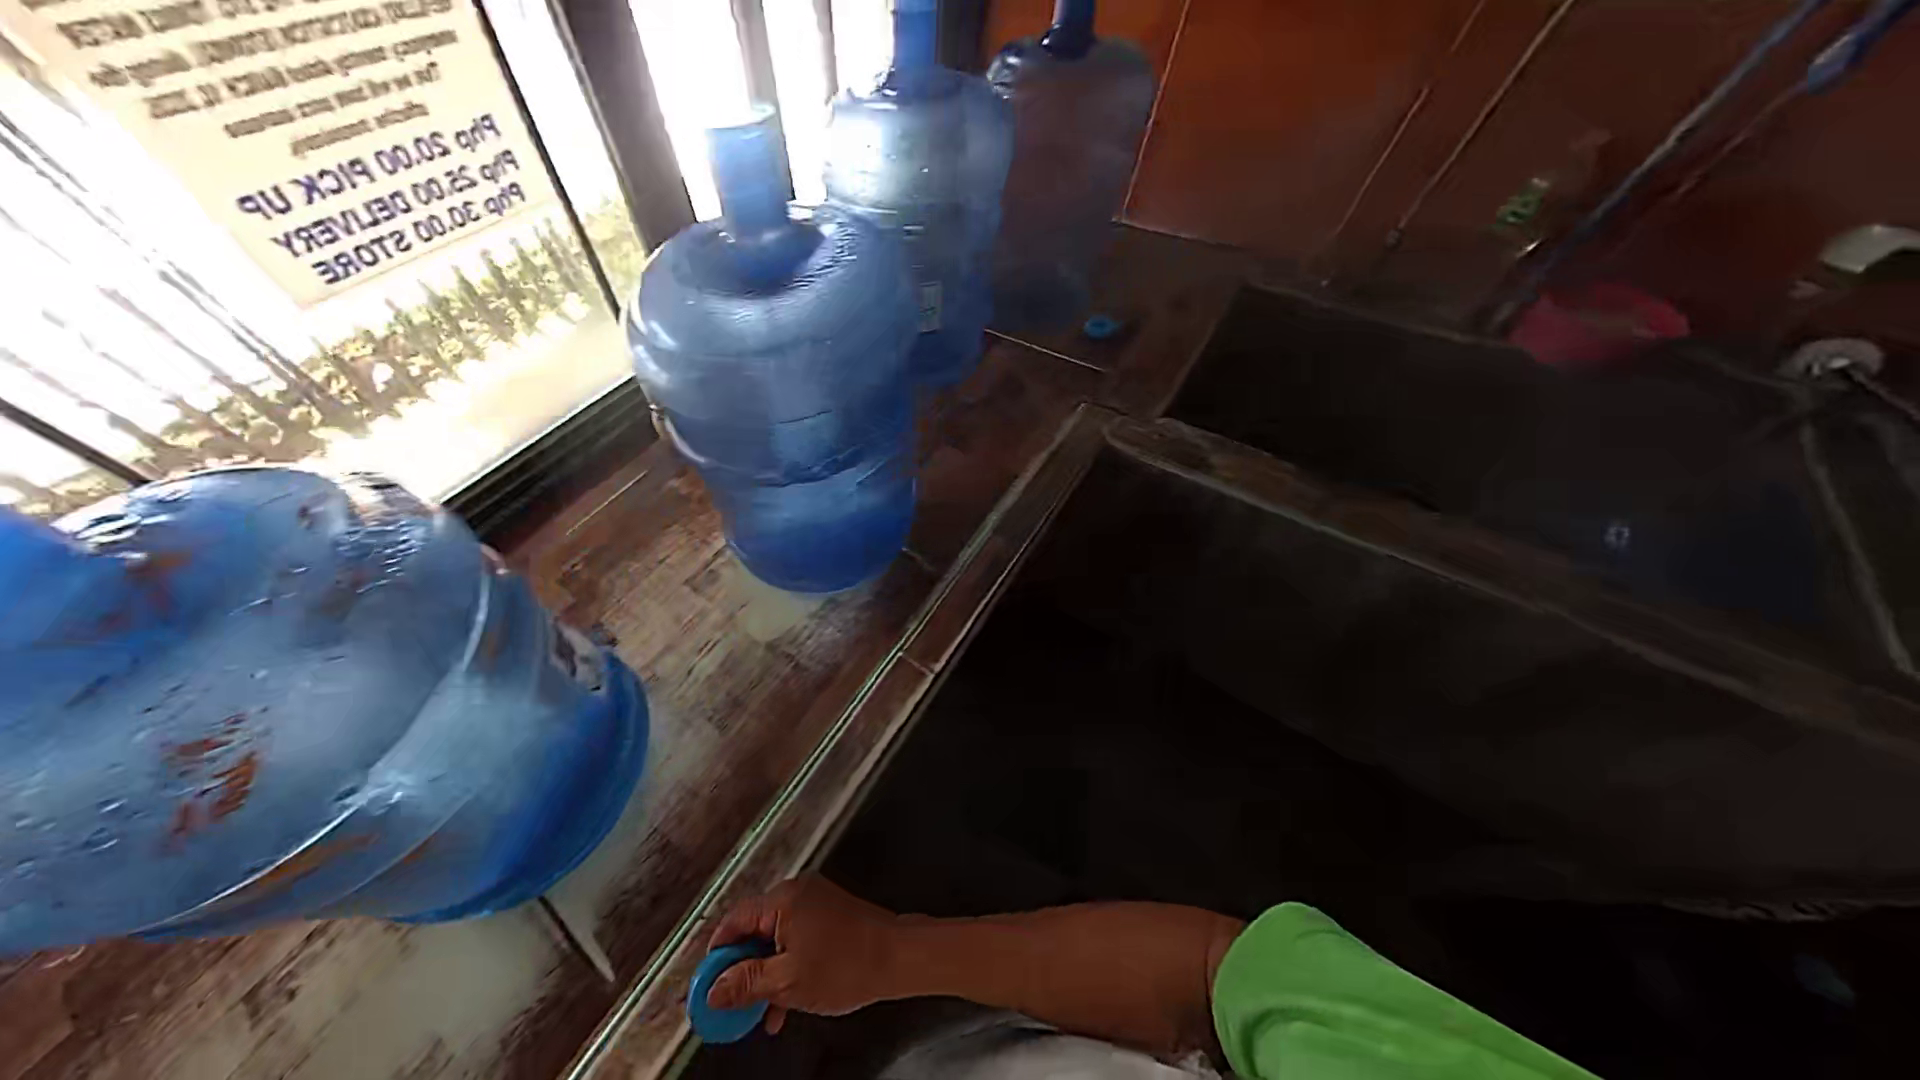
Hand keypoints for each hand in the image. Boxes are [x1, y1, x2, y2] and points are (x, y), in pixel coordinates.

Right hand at [704, 874, 902, 1033]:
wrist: (897, 956)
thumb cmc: (847, 965)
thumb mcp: (787, 982)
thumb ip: (746, 984)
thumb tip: (714, 990)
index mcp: (783, 900)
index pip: (734, 921)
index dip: (717, 956)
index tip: (708, 985)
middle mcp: (797, 892)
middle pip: (753, 929)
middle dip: (742, 968)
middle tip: (733, 1003)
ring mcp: (814, 900)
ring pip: (775, 938)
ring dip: (765, 973)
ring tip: (761, 1013)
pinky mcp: (828, 912)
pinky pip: (795, 936)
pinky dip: (786, 964)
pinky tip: (785, 1001)